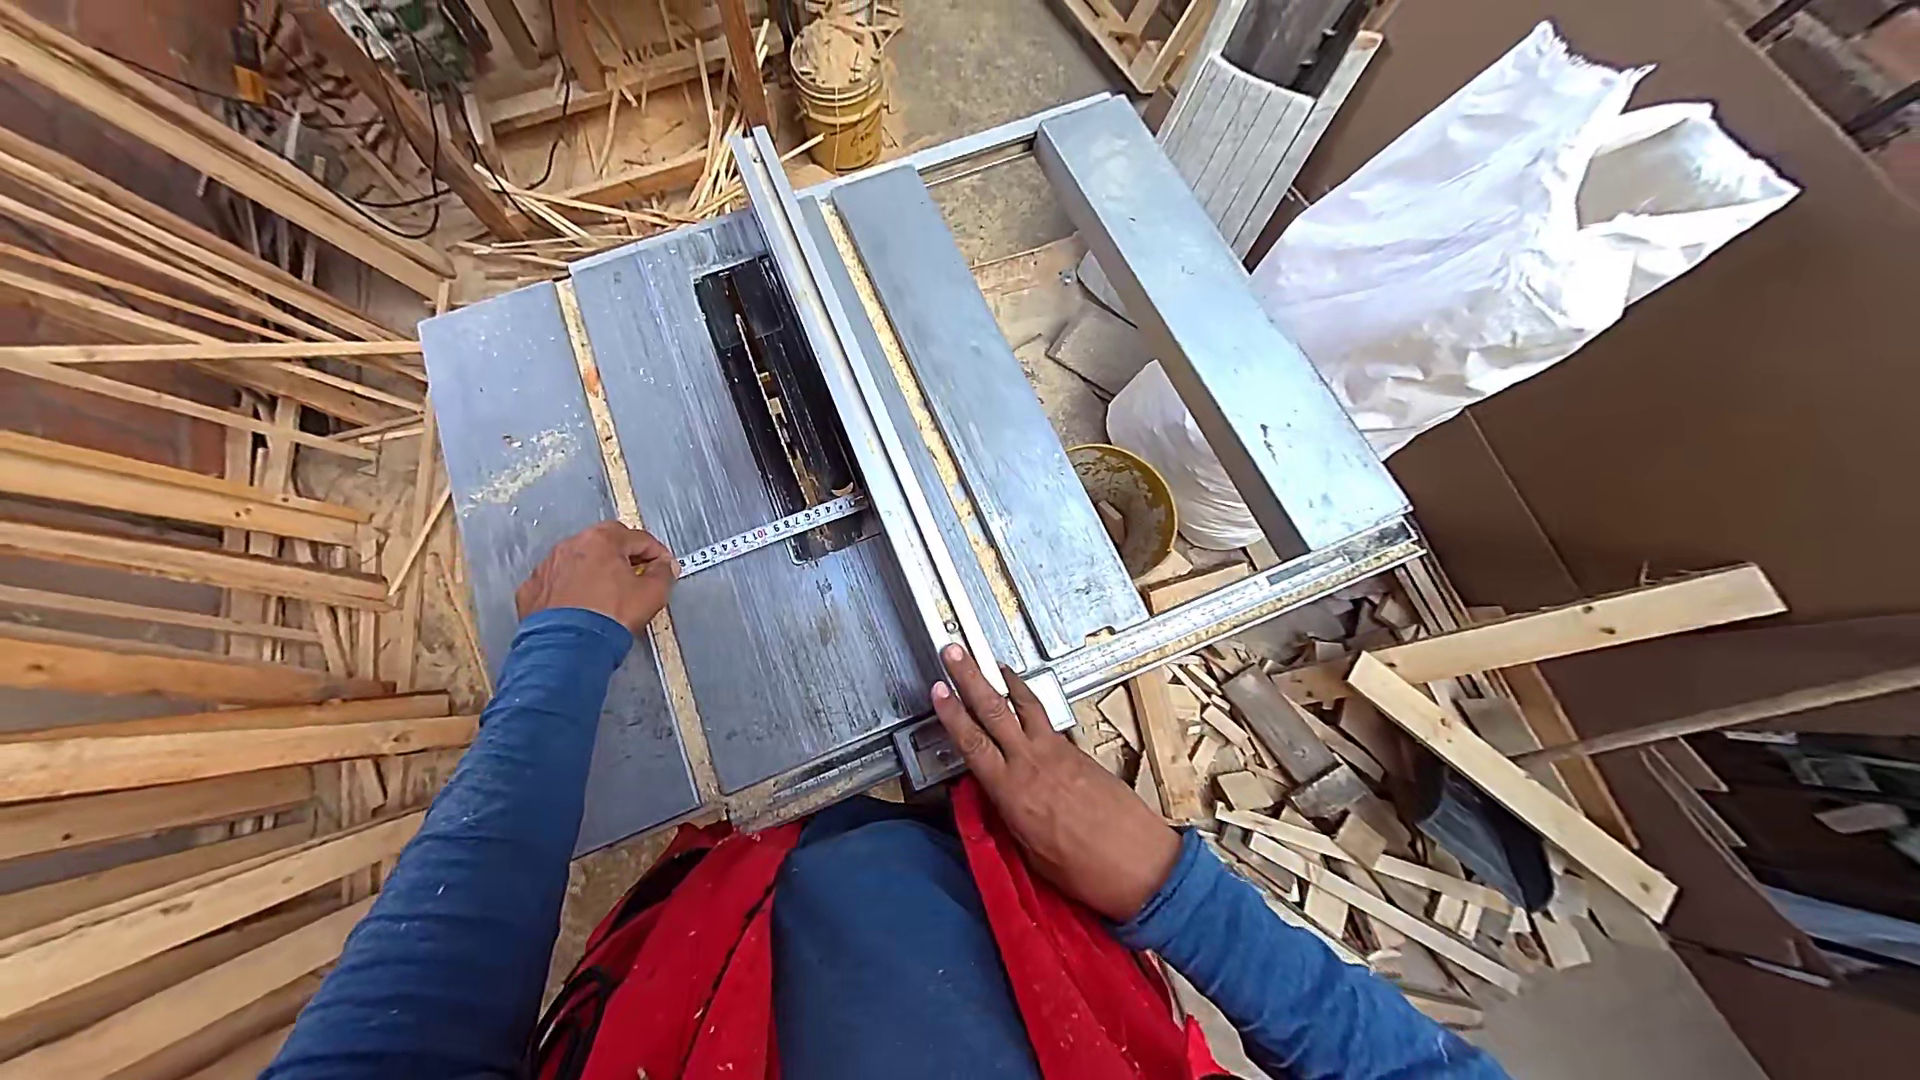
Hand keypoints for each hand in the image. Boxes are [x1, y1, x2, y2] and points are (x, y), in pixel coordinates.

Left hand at [515, 521, 676, 636]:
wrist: (569, 648)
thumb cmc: (608, 617)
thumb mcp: (653, 593)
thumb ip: (664, 572)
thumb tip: (665, 567)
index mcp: (602, 541)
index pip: (640, 538)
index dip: (658, 553)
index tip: (663, 566)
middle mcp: (571, 546)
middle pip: (607, 542)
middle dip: (626, 555)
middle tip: (639, 574)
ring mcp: (548, 566)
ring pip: (580, 559)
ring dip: (597, 569)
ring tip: (611, 592)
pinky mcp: (533, 589)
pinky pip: (559, 580)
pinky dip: (572, 586)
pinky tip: (583, 603)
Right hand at [931, 644, 1180, 920]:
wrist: (1142, 864)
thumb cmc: (1088, 870)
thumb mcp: (1030, 852)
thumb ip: (1008, 816)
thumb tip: (997, 799)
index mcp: (1014, 793)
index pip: (973, 744)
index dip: (952, 714)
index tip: (938, 691)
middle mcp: (1033, 763)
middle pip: (994, 709)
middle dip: (970, 676)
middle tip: (955, 653)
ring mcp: (1057, 752)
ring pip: (1023, 704)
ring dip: (1003, 679)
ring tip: (989, 661)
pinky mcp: (1077, 751)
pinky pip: (1045, 716)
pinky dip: (1029, 699)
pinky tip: (1023, 696)